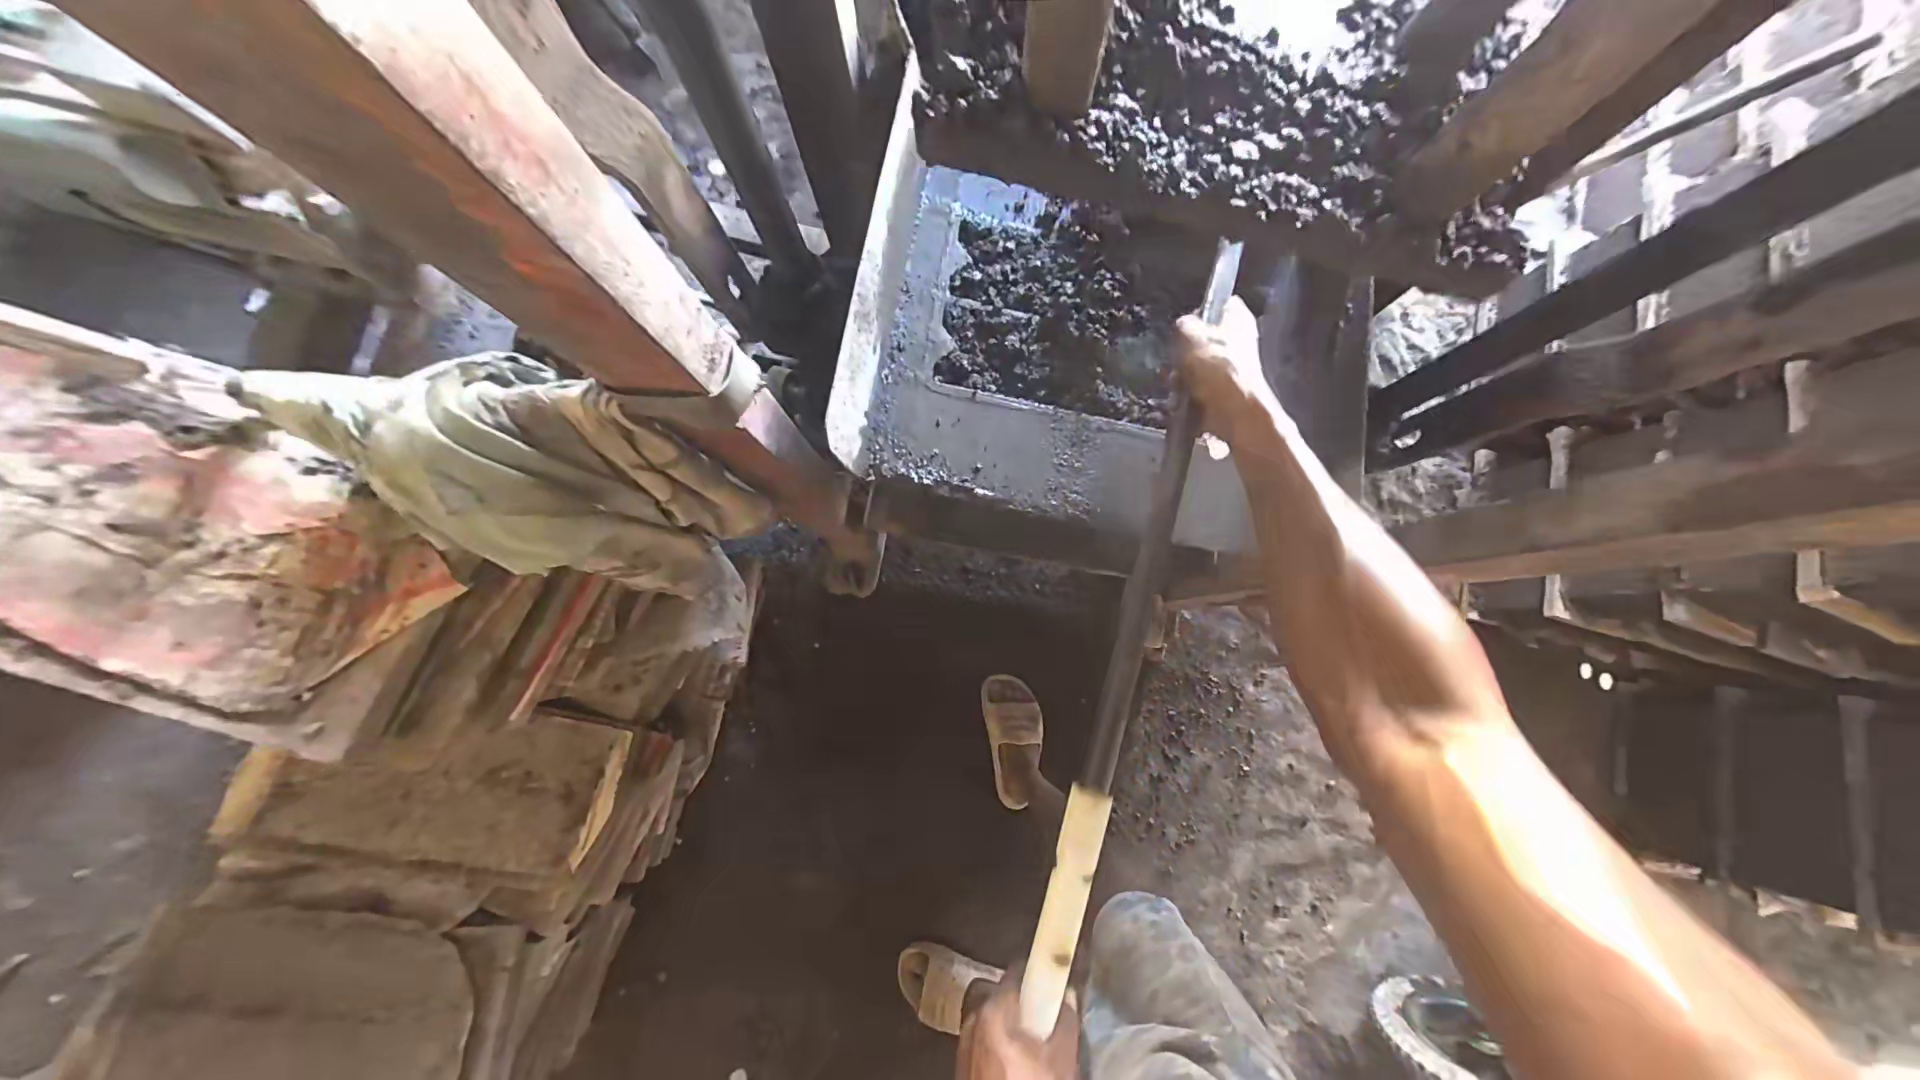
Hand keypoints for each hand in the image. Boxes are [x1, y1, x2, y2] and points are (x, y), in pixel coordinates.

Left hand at [955, 974, 1078, 1079]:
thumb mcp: (1060, 1061)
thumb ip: (1066, 1021)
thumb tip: (1067, 994)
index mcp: (994, 1009)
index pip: (1016, 970)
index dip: (1037, 970)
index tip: (1052, 977)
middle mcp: (973, 1018)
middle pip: (997, 991)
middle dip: (1018, 998)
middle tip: (1040, 1014)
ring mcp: (963, 1042)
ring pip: (988, 1015)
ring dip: (1006, 1020)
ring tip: (1030, 1042)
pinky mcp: (961, 1065)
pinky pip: (981, 1038)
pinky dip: (996, 1041)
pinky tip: (1015, 1061)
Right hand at [1173, 295, 1288, 444]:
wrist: (1233, 411)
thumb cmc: (1217, 368)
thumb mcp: (1190, 333)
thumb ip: (1183, 324)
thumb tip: (1182, 326)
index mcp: (1238, 318)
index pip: (1217, 305)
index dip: (1197, 314)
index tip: (1183, 327)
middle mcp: (1237, 342)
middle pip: (1199, 342)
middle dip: (1181, 354)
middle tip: (1175, 362)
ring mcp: (1230, 370)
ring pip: (1194, 369)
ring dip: (1180, 378)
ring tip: (1176, 386)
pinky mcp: (1222, 394)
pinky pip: (1195, 391)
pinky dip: (1184, 397)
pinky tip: (1179, 402)